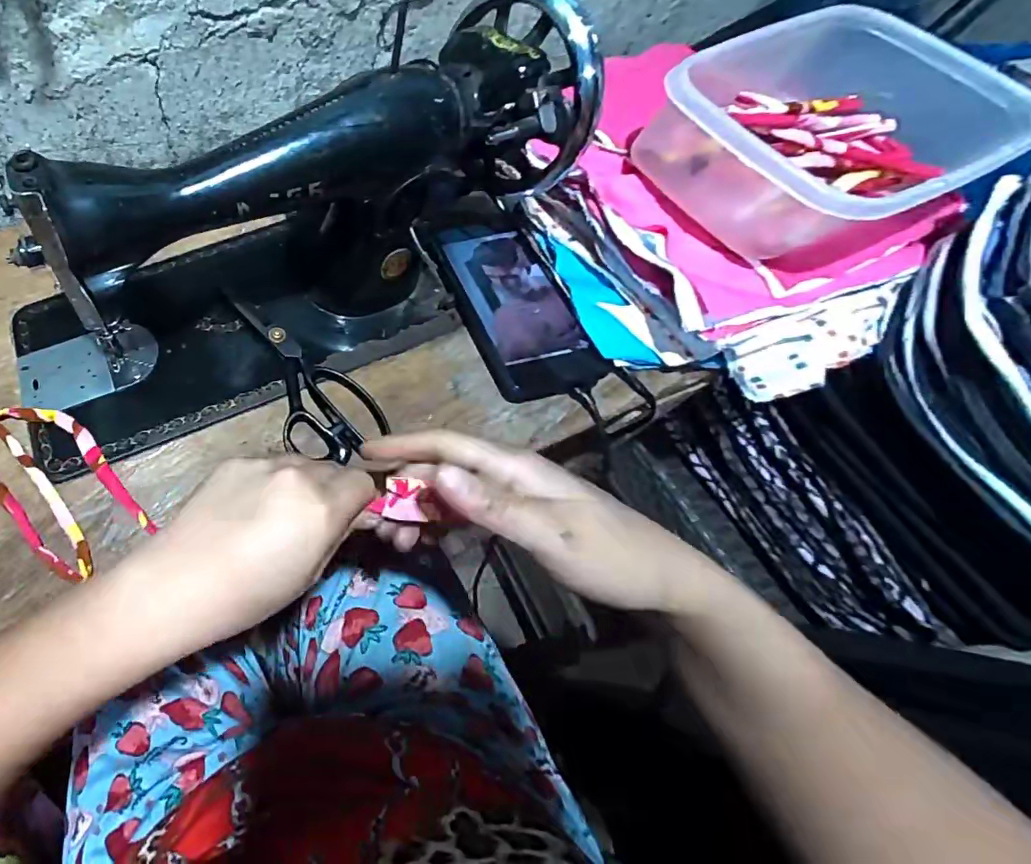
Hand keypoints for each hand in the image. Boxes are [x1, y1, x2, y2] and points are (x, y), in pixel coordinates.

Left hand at [114, 457, 375, 653]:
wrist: (182, 578)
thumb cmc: (252, 593)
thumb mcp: (310, 573)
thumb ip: (337, 535)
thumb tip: (354, 517)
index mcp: (322, 502)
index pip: (364, 482)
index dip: (361, 502)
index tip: (349, 522)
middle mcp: (296, 471)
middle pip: (333, 469)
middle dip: (332, 491)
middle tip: (311, 521)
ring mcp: (261, 461)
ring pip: (299, 463)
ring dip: (300, 482)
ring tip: (276, 513)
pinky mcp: (233, 460)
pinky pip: (266, 463)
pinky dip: (268, 479)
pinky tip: (246, 506)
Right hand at [362, 431, 741, 616]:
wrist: (667, 586)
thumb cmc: (613, 557)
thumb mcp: (553, 535)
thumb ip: (494, 506)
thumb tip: (437, 474)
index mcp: (514, 467)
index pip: (448, 444)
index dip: (404, 445)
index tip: (363, 454)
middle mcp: (507, 473)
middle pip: (443, 467)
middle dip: (405, 484)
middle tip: (375, 513)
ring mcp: (512, 496)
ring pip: (451, 492)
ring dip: (420, 507)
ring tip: (396, 533)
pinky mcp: (516, 518)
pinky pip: (465, 513)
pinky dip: (441, 523)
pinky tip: (427, 539)